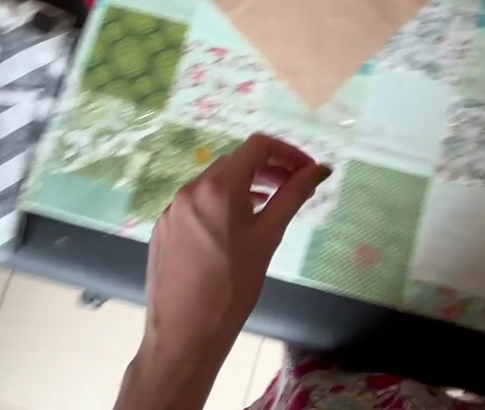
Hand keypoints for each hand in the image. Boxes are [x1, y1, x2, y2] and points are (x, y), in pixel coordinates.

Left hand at [126, 133, 326, 407]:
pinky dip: (222, 203)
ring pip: (216, 181)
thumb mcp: (269, 237)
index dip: (287, 152)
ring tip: (268, 205)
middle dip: (269, 168)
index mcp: (218, 187)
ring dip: (246, 184)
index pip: (258, 146)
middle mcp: (191, 189)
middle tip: (293, 187)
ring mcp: (173, 209)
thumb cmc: (232, 287)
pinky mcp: (164, 228)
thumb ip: (293, 195)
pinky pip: (198, 202)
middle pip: (237, 161)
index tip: (306, 170)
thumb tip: (320, 169)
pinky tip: (235, 227)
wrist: (183, 339)